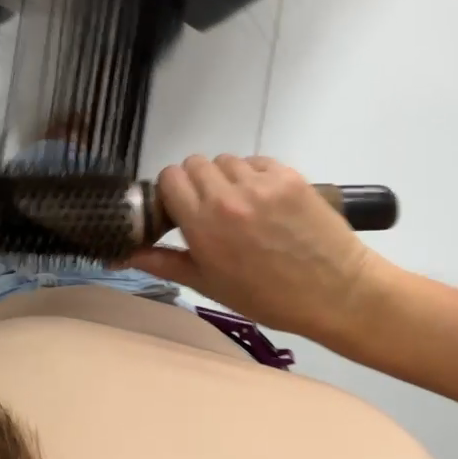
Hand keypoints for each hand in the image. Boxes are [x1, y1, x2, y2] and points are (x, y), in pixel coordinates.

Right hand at [125, 155, 387, 338]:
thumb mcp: (209, 285)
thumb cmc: (268, 297)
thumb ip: (163, 262)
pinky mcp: (288, 176)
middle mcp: (227, 198)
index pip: (169, 178)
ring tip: (244, 205)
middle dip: (197, 183)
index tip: (181, 209)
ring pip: (226, 161)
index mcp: (202, 225)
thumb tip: (121, 254)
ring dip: (227, 177)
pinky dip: (256, 175)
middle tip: (212, 208)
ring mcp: (260, 184)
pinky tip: (268, 201)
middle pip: (194, 164)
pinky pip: (257, 162)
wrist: (337, 294)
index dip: (172, 191)